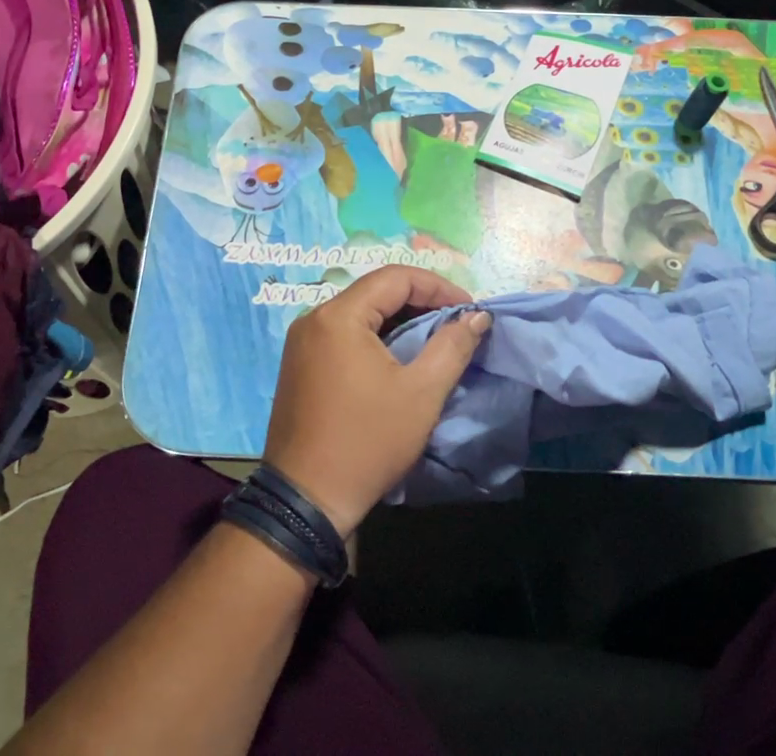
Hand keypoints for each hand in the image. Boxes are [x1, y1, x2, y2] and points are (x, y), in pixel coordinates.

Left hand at [264, 266, 491, 536]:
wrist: (307, 498)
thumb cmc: (368, 442)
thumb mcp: (421, 393)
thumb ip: (453, 345)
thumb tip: (477, 316)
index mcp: (338, 316)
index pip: (395, 277)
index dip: (439, 287)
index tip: (471, 310)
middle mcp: (313, 320)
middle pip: (374, 292)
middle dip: (421, 302)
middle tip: (457, 324)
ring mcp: (301, 344)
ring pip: (359, 314)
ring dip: (399, 321)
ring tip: (435, 340)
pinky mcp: (298, 366)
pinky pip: (342, 336)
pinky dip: (375, 338)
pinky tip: (399, 359)